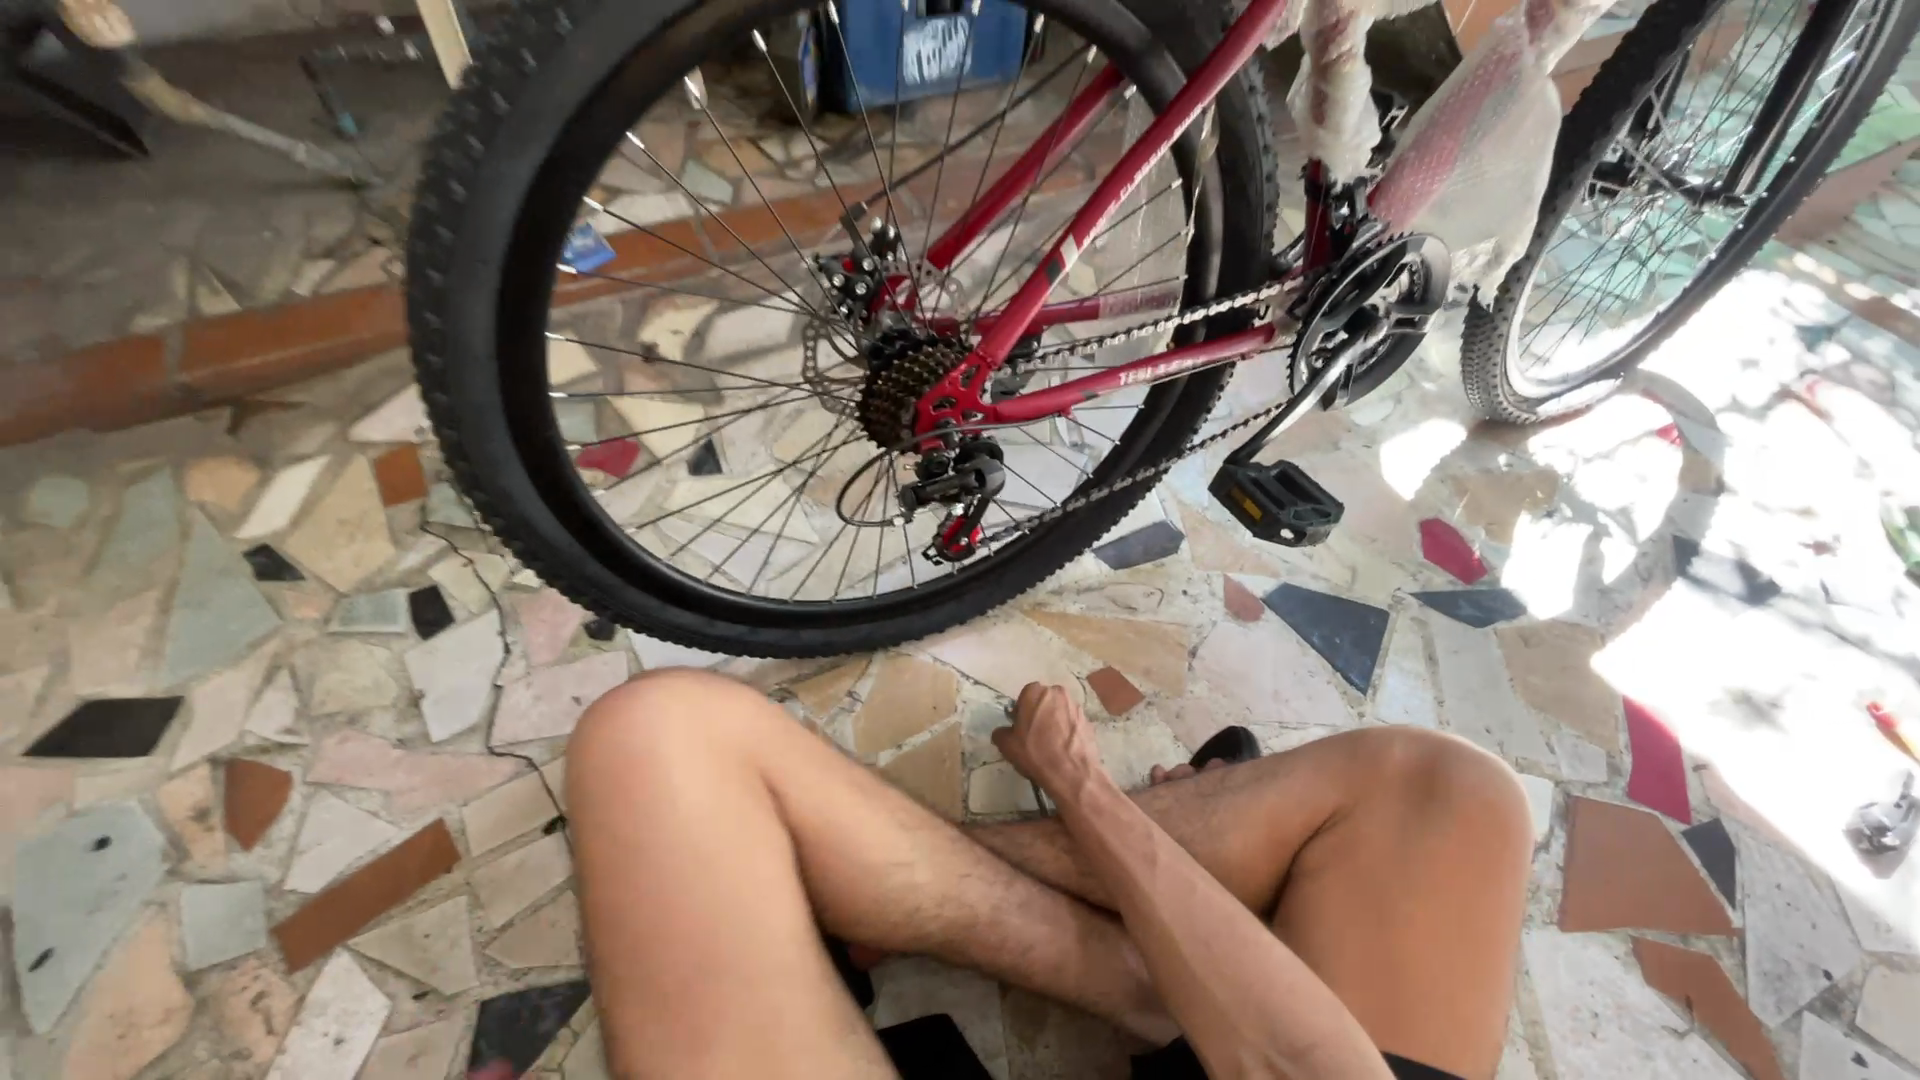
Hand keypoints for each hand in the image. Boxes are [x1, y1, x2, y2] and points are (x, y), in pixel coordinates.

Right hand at [992, 682, 1104, 800]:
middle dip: (1039, 714)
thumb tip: (1003, 731)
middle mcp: (1057, 693)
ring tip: (1051, 744)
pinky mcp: (1088, 720)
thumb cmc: (1035, 753)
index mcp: (1035, 692)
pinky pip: (1072, 723)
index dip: (1021, 712)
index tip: (1021, 729)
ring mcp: (1075, 706)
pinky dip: (1067, 731)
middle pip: (1044, 701)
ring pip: (1059, 711)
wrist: (1072, 773)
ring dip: (1054, 722)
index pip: (1024, 697)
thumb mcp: (1007, 745)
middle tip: (1035, 735)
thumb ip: (1001, 732)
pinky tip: (1064, 748)